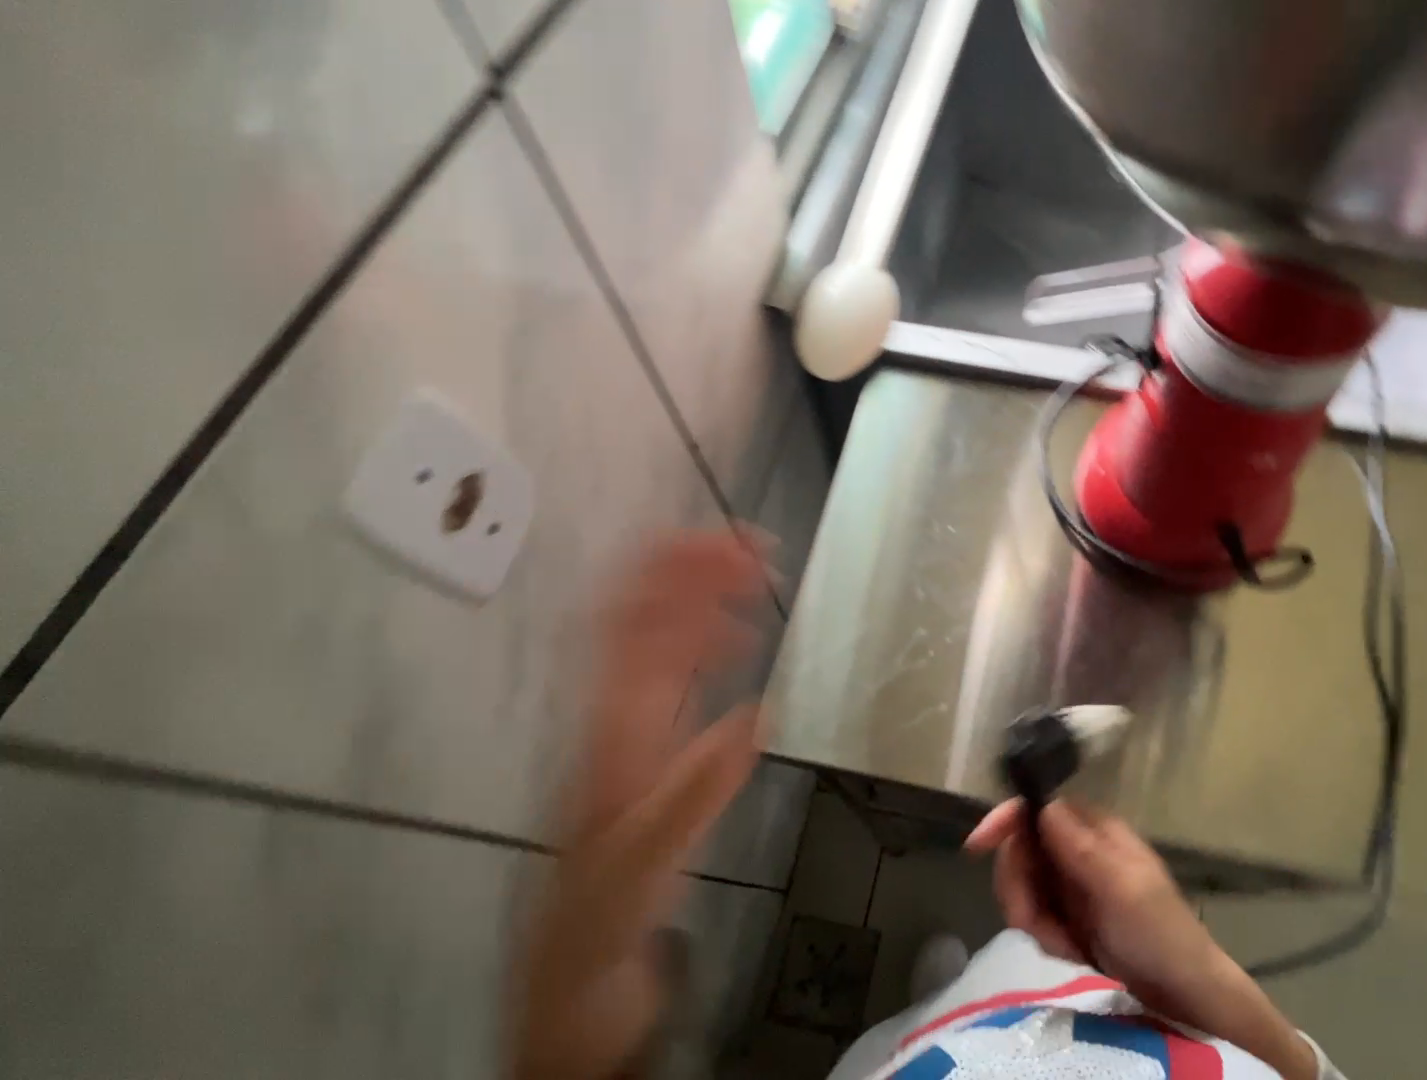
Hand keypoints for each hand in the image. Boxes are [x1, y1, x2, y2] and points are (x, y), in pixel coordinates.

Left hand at [512, 531, 772, 1079]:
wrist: (570, 976)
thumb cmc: (603, 917)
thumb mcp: (647, 861)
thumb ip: (695, 790)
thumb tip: (754, 714)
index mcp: (610, 732)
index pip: (636, 627)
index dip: (682, 576)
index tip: (742, 551)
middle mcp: (608, 716)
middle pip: (635, 615)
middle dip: (691, 567)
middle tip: (756, 549)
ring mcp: (618, 730)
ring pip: (649, 638)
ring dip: (696, 596)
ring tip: (751, 580)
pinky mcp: (634, 749)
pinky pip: (664, 676)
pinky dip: (701, 643)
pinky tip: (734, 646)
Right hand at [965, 799, 1222, 1016]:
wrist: (1186, 991)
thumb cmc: (1160, 932)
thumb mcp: (1122, 888)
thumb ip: (1080, 848)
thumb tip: (1042, 804)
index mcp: (1094, 830)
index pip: (1035, 810)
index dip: (1003, 822)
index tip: (975, 846)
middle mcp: (1078, 849)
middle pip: (1020, 853)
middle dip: (1020, 892)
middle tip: (1035, 925)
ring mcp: (1073, 883)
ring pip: (1023, 889)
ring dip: (1036, 921)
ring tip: (1066, 947)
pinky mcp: (1070, 914)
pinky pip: (1036, 918)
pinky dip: (1048, 937)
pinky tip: (1074, 953)